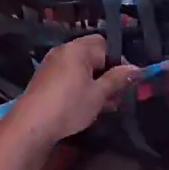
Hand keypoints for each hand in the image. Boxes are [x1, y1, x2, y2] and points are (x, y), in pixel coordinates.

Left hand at [2, 35, 139, 143]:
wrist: (31, 124)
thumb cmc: (69, 106)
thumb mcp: (98, 94)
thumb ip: (117, 79)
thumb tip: (137, 69)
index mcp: (77, 49)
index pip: (105, 44)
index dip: (118, 62)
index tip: (124, 82)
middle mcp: (63, 51)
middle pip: (92, 55)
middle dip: (106, 73)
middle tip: (116, 95)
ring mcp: (51, 64)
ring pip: (81, 68)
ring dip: (94, 82)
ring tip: (104, 104)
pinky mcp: (44, 78)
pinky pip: (68, 76)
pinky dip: (79, 85)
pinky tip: (85, 104)